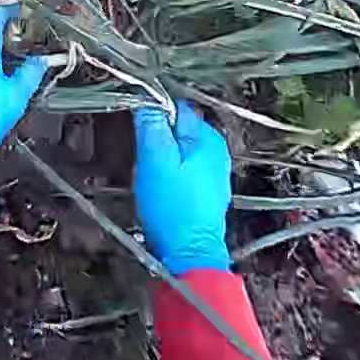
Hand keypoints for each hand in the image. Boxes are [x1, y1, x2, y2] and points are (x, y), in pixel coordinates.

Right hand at [132, 101, 232, 274]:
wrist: (189, 256)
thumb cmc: (174, 210)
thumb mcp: (155, 160)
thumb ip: (152, 126)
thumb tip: (147, 103)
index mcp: (208, 139)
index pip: (176, 108)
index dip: (154, 118)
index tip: (143, 135)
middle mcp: (216, 152)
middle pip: (176, 130)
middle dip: (157, 142)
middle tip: (148, 164)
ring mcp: (213, 173)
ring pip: (178, 151)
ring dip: (162, 160)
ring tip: (154, 181)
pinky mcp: (206, 191)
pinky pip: (182, 170)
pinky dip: (169, 176)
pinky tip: (163, 193)